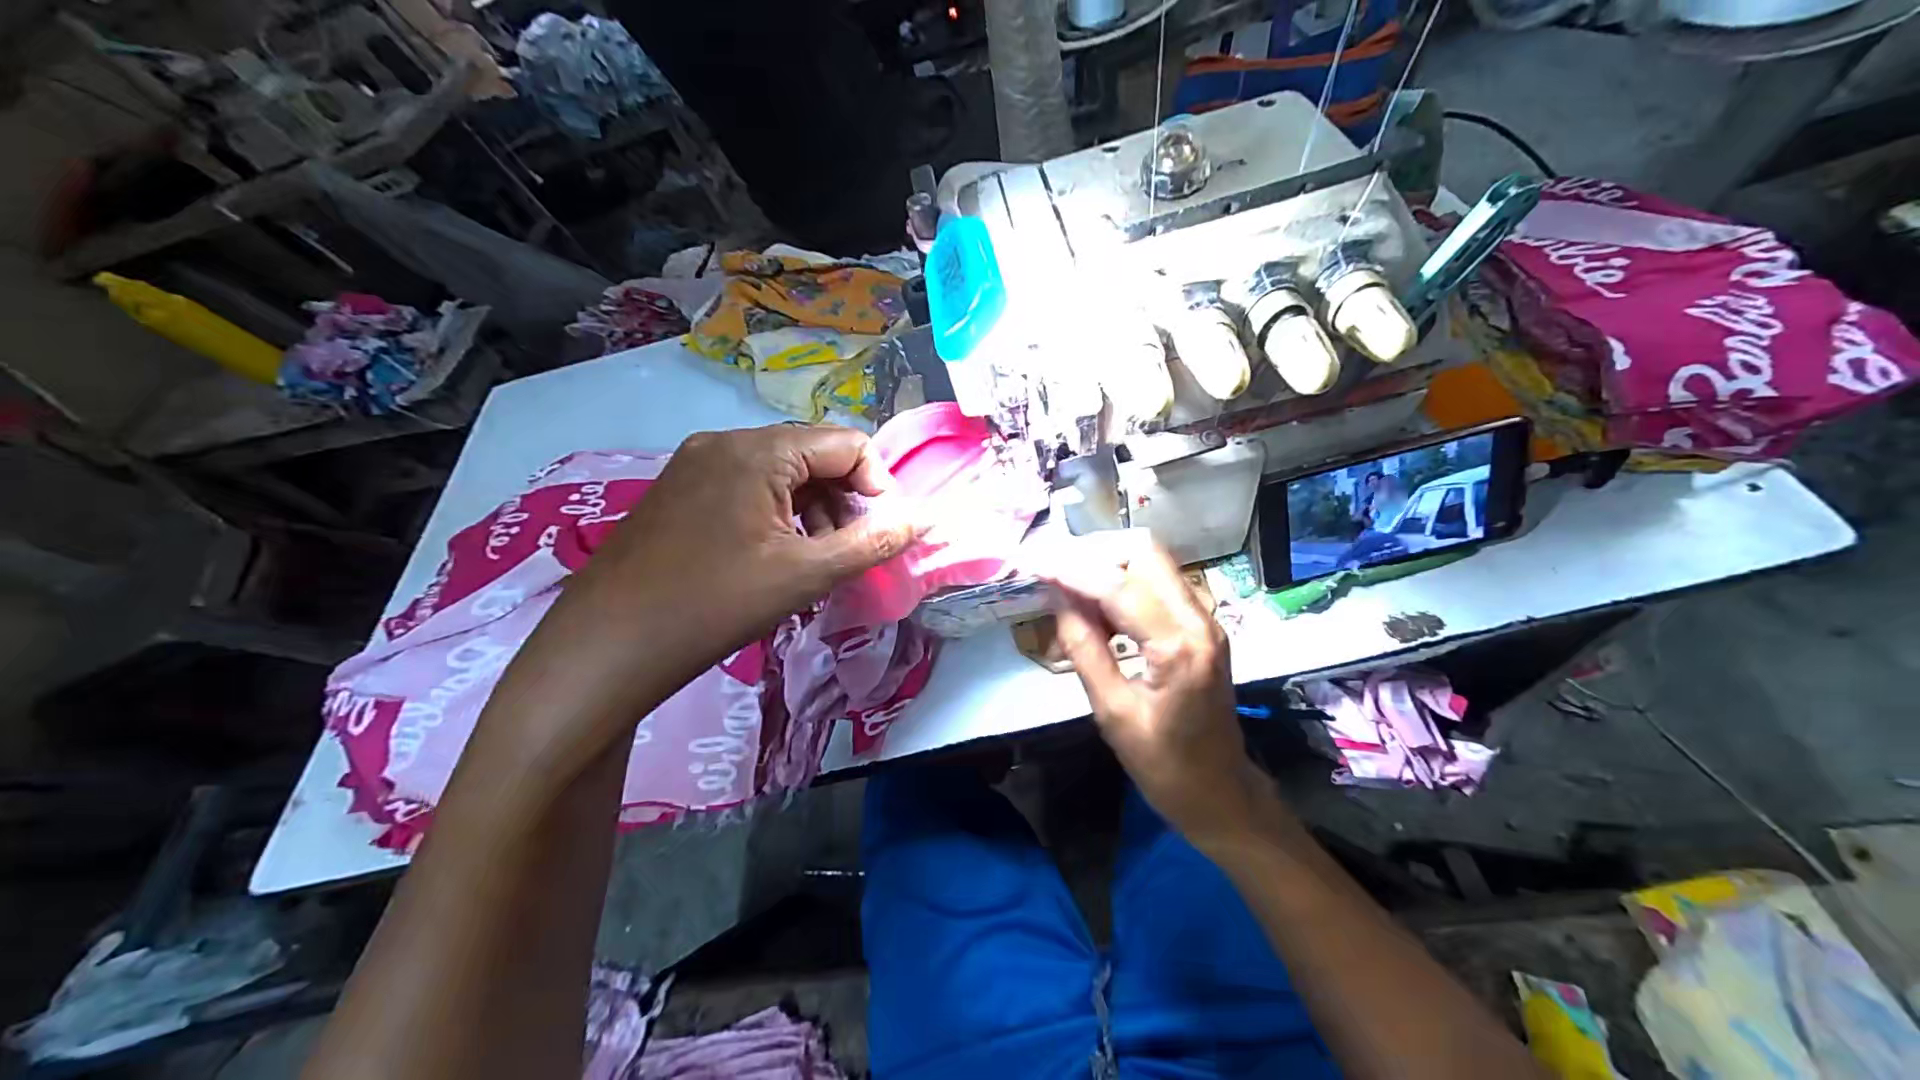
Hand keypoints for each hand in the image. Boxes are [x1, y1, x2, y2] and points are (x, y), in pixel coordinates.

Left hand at [563, 424, 918, 680]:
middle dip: (843, 503)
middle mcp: (725, 442)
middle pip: (814, 456)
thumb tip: (923, 519)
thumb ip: (872, 543)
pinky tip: (770, 560)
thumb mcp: (805, 575)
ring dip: (812, 512)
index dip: (877, 487)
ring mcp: (696, 464)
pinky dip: (776, 517)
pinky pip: (747, 488)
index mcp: (759, 450)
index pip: (848, 443)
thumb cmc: (714, 603)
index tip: (878, 538)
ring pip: (781, 474)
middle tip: (843, 557)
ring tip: (809, 565)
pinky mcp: (679, 490)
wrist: (608, 644)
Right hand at [1052, 545, 1269, 851]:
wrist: (1222, 793)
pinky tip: (1097, 615)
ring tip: (1069, 599)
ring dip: (1107, 568)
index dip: (1071, 570)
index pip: (1117, 586)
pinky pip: (1158, 584)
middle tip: (1054, 574)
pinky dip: (1123, 585)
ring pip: (1152, 562)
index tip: (1034, 563)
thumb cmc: (1165, 766)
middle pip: (1144, 552)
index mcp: (1178, 647)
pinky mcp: (1201, 627)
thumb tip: (1057, 599)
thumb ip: (1084, 649)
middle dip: (1094, 553)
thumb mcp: (1113, 712)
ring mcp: (1205, 620)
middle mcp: (1199, 620)